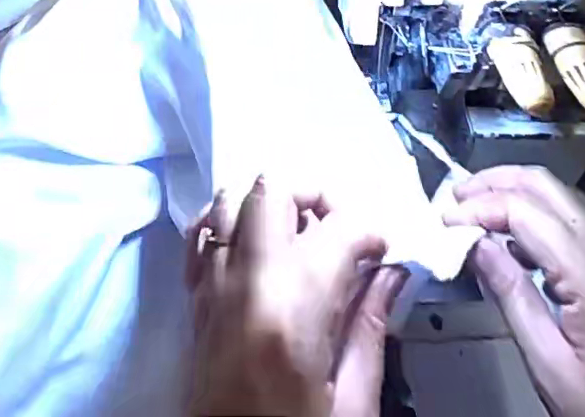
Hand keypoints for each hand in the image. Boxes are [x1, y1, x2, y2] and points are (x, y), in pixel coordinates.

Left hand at [188, 177, 408, 416]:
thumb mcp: (351, 403)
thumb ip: (371, 324)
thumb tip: (392, 272)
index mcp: (294, 308)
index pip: (340, 227)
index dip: (370, 231)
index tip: (380, 253)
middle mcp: (246, 283)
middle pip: (274, 190)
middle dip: (315, 197)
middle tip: (338, 231)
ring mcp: (211, 290)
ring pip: (231, 201)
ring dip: (271, 207)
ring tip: (298, 238)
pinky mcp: (192, 305)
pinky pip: (199, 236)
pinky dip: (226, 225)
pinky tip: (253, 248)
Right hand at [443, 166, 584, 416]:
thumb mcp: (554, 369)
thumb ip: (513, 298)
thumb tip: (476, 246)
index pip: (524, 210)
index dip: (480, 208)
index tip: (444, 220)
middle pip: (547, 186)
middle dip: (498, 182)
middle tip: (457, 198)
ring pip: (566, 196)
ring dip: (521, 192)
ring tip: (480, 210)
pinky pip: (583, 219)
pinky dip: (546, 212)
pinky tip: (524, 238)